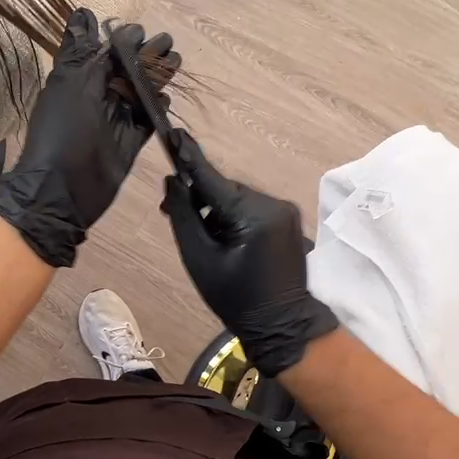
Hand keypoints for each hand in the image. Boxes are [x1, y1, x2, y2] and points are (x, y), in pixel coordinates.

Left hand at [0, 9, 174, 266]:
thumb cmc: (63, 131)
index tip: (142, 32)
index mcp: (78, 79)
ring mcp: (114, 121)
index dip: (124, 40)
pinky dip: (156, 109)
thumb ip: (84, 51)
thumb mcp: (71, 83)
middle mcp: (97, 97)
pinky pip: (146, 121)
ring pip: (139, 92)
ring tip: (175, 63)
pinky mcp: (128, 144)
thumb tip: (85, 13)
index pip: (105, 51)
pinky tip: (167, 99)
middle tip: (169, 45)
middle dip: (147, 56)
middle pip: (127, 70)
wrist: (61, 189)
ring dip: (157, 78)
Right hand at [162, 131, 337, 374]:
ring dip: (215, 210)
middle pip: (224, 190)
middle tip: (172, 213)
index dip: (189, 158)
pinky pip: (250, 209)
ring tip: (201, 237)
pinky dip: (231, 218)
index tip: (174, 133)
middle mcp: (274, 204)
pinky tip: (221, 239)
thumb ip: (183, 216)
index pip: (213, 179)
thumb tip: (172, 182)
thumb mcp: (199, 259)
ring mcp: (284, 212)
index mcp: (254, 214)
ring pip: (236, 199)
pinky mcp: (287, 221)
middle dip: (199, 198)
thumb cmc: (236, 299)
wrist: (282, 326)